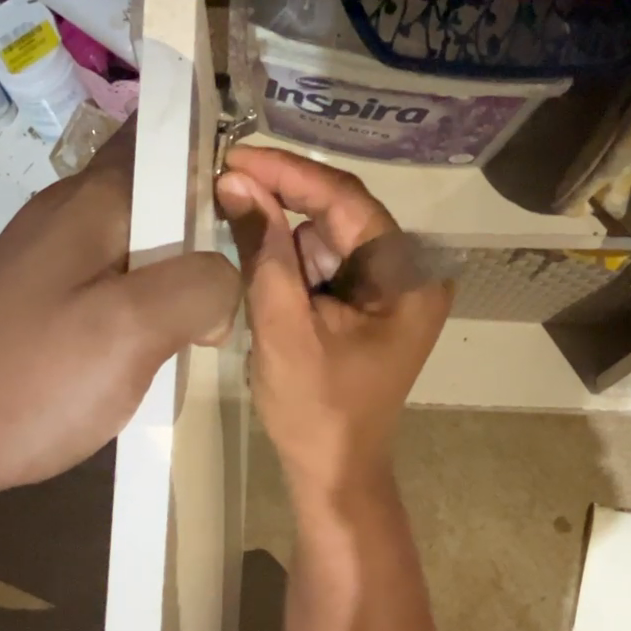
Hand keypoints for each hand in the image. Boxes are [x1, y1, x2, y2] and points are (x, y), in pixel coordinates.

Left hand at [0, 128, 240, 497]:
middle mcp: (62, 215)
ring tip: (194, 332)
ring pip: (130, 249)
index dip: (215, 165)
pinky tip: (140, 355)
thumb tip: (222, 287)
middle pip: (152, 198)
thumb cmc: (35, 381)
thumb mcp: (133, 329)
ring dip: (169, 281)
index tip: (252, 221)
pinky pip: (102, 289)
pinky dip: (134, 312)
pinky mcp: (29, 308)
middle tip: (232, 294)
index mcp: (91, 201)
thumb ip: (199, 288)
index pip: (165, 139)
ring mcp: (40, 263)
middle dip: (200, 237)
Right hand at [217, 147, 450, 499]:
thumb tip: (236, 182)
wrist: (334, 475)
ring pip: (326, 243)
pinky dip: (290, 271)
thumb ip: (263, 251)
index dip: (287, 173)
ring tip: (240, 251)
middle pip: (337, 218)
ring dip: (281, 245)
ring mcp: (389, 292)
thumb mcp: (283, 329)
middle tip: (222, 193)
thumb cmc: (315, 411)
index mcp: (408, 276)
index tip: (234, 155)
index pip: (346, 199)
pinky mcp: (367, 309)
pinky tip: (261, 280)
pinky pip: (325, 271)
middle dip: (280, 210)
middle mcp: (409, 273)